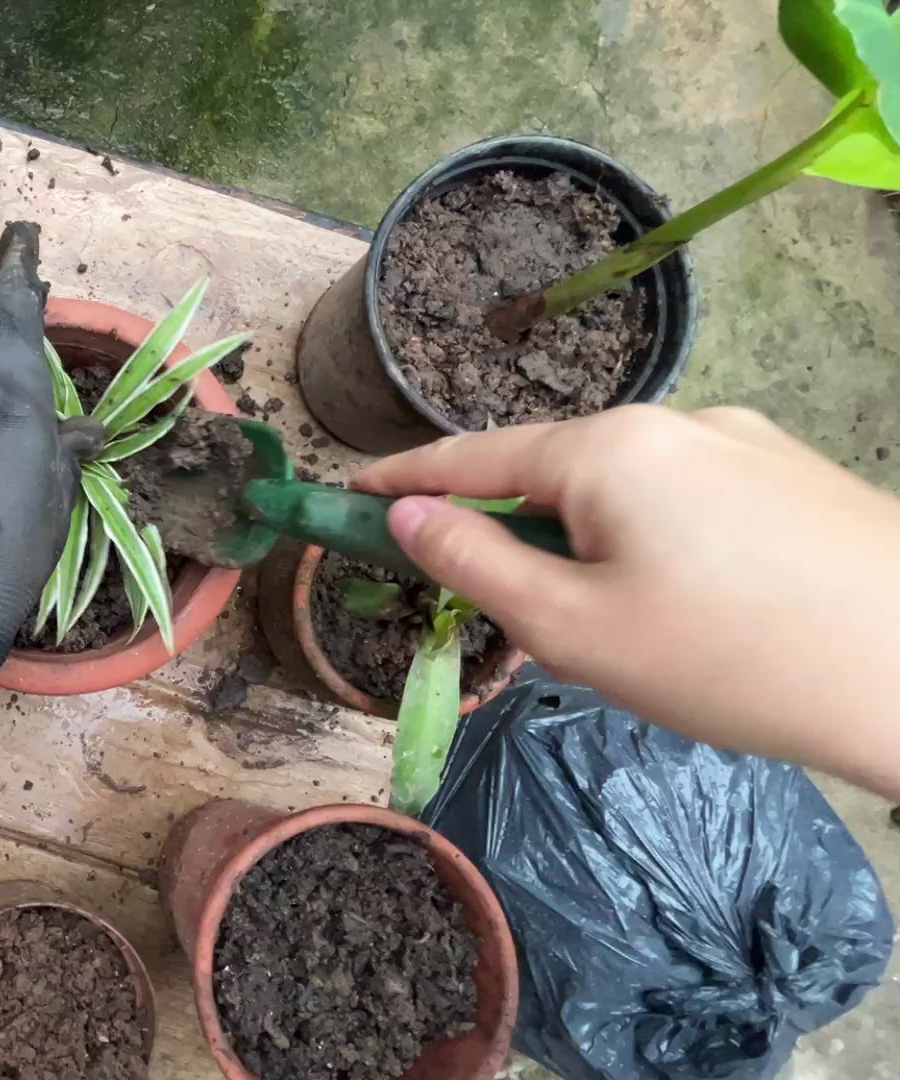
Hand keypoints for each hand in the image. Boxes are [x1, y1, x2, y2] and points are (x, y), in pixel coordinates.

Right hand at [353, 405, 899, 797]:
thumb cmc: (732, 659)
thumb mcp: (565, 622)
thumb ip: (467, 559)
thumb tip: (404, 514)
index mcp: (606, 449)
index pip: (465, 456)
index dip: (397, 476)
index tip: (348, 491)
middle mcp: (672, 423)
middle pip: (539, 468)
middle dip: (494, 518)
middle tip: (481, 589)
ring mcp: (742, 442)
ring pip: (606, 484)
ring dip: (565, 531)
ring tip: (591, 610)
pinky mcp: (791, 474)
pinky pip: (668, 492)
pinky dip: (628, 531)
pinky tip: (667, 592)